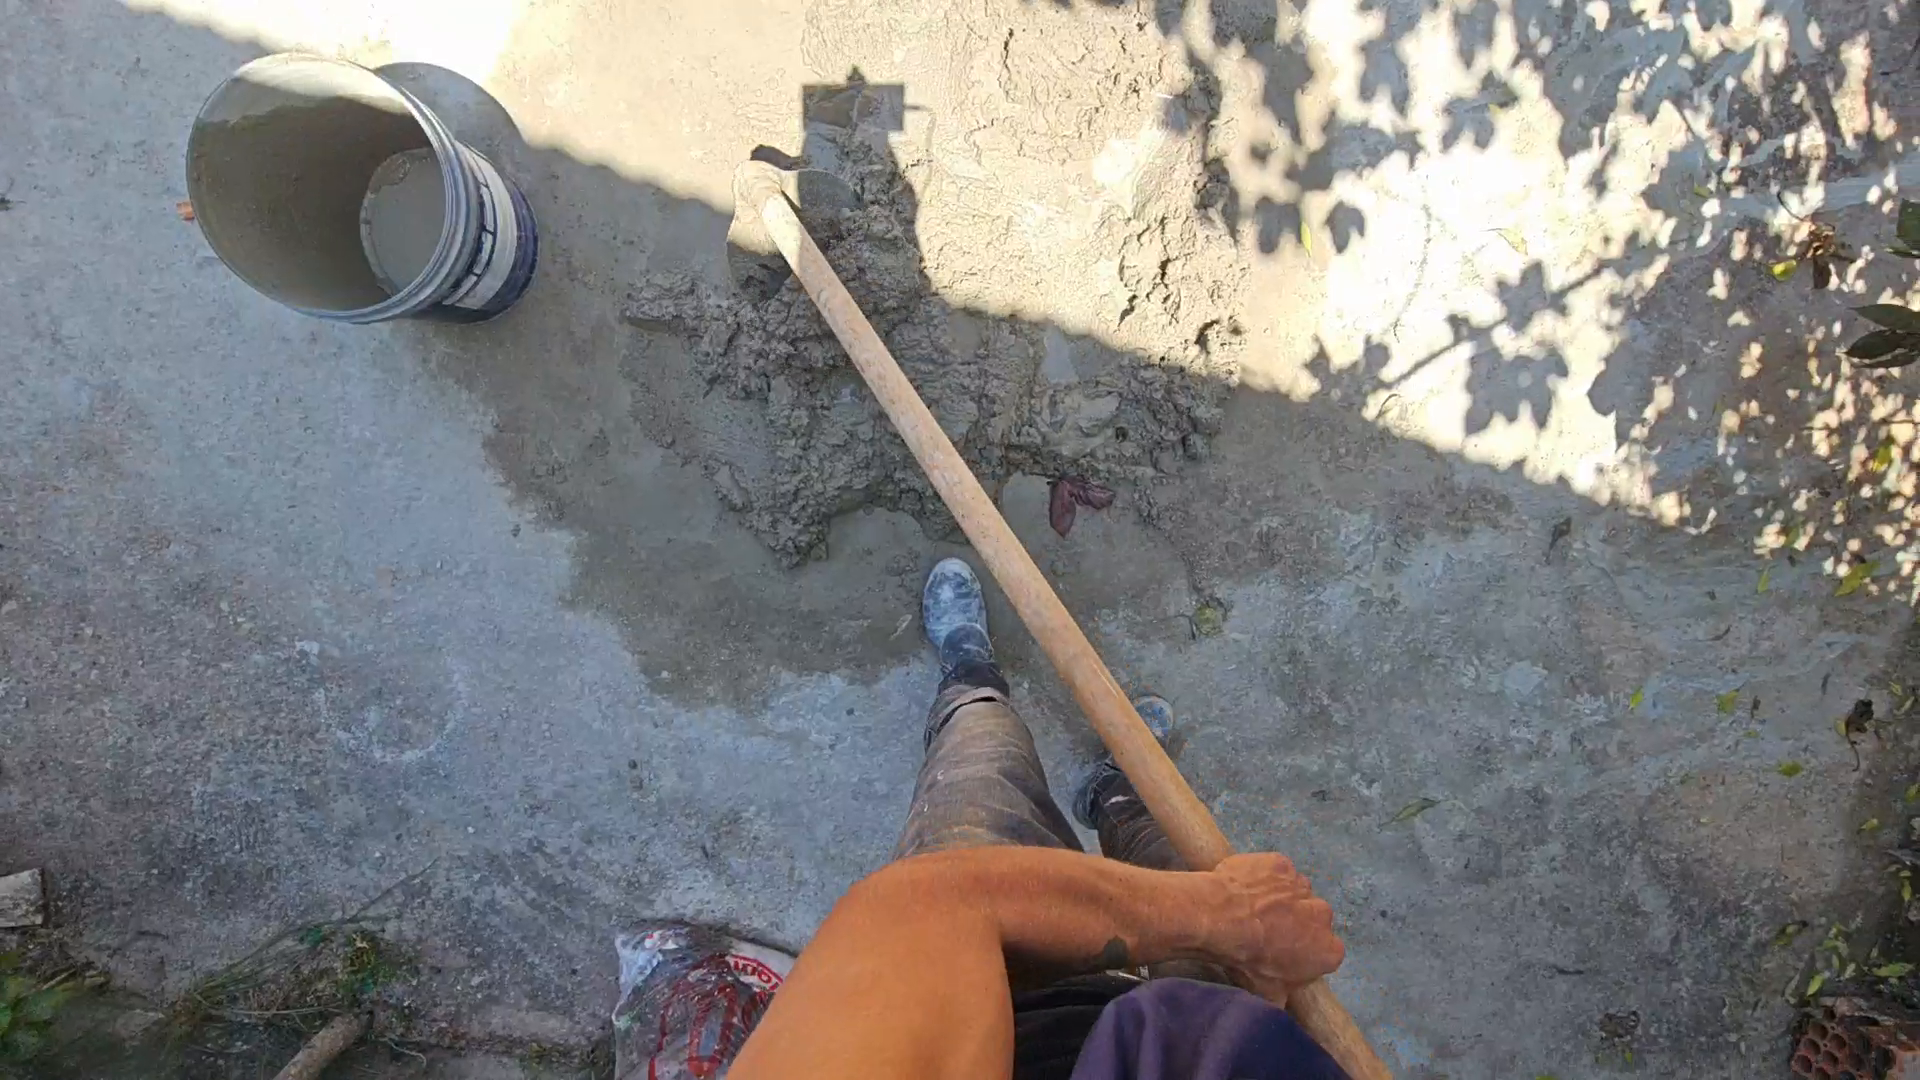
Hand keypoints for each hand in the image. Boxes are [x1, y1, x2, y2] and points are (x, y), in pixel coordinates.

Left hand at [1201, 853, 1344, 1000]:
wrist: (1221, 918)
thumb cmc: (1247, 961)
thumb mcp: (1270, 996)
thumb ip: (1285, 998)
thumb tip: (1281, 1006)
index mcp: (1329, 950)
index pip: (1326, 950)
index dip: (1305, 949)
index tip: (1284, 950)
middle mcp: (1322, 914)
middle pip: (1312, 915)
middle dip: (1295, 920)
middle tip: (1265, 926)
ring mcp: (1301, 884)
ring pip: (1294, 889)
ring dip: (1279, 894)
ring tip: (1251, 902)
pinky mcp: (1279, 861)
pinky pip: (1275, 868)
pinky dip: (1263, 873)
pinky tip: (1245, 883)